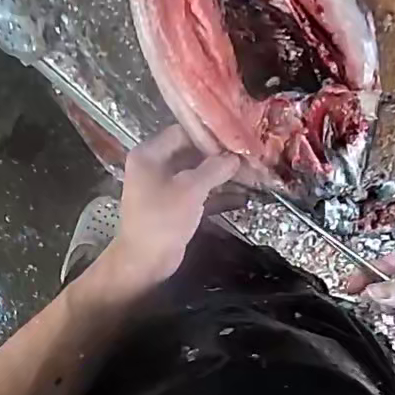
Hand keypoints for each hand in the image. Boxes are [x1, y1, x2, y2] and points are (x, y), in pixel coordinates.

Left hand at [97, 126, 244, 289]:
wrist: (145, 261)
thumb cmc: (163, 219)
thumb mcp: (191, 189)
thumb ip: (214, 169)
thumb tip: (234, 158)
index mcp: (149, 154)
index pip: (182, 132)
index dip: (209, 135)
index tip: (235, 139)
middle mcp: (153, 167)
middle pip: (190, 153)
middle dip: (218, 158)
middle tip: (246, 157)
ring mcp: (162, 189)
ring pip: (196, 176)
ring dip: (220, 178)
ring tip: (249, 176)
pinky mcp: (172, 209)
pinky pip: (196, 196)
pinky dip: (215, 197)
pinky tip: (240, 198)